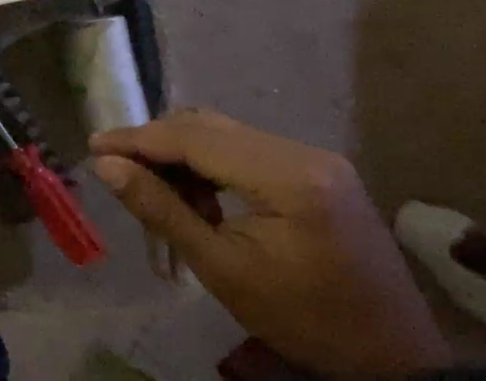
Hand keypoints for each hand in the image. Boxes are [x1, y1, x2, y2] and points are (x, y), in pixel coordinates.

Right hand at [91, 110, 449, 378]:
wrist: (393, 361)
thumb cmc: (303, 319)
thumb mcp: (221, 269)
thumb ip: (161, 210)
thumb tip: (104, 164)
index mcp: (288, 178)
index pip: (193, 138)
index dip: (137, 139)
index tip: (93, 146)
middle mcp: (306, 154)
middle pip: (208, 127)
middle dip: (157, 144)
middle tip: (118, 169)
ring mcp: (319, 160)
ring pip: (225, 133)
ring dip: (183, 153)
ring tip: (159, 190)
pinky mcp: (322, 173)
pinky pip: (248, 149)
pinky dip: (212, 162)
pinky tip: (199, 195)